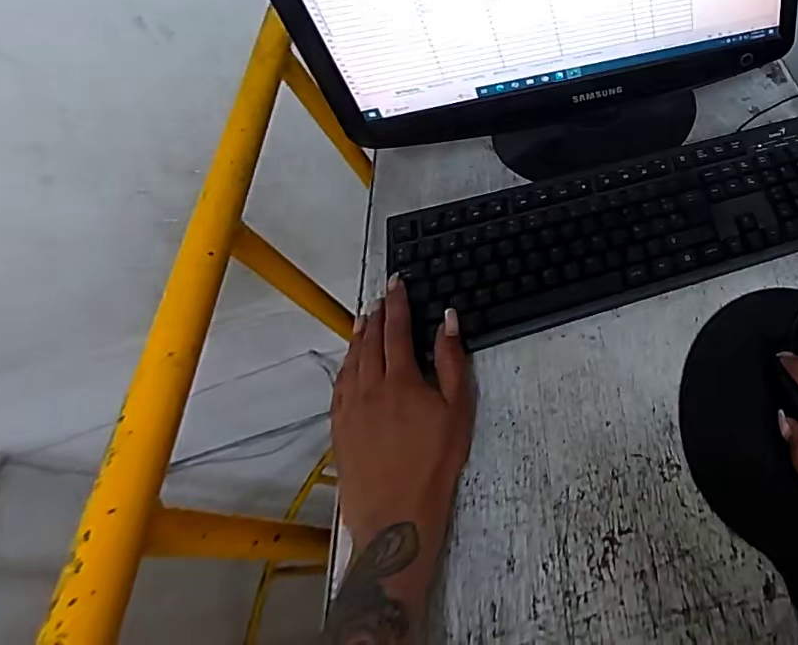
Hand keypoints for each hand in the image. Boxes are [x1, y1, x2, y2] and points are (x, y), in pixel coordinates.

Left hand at [324, 277, 473, 643]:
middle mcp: (369, 389)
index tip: (398, 283)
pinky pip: (339, 386)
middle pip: (371, 342)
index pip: (397, 331)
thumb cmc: (437, 457)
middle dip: (378, 314)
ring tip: (365, 317)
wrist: (397, 513)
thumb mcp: (458, 406)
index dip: (398, 304)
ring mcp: (349, 409)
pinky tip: (350, 360)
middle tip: (383, 294)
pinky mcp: (339, 429)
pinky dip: (346, 364)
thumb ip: (453, 359)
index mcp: (401, 380)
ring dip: (359, 336)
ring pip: (351, 362)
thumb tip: (448, 320)